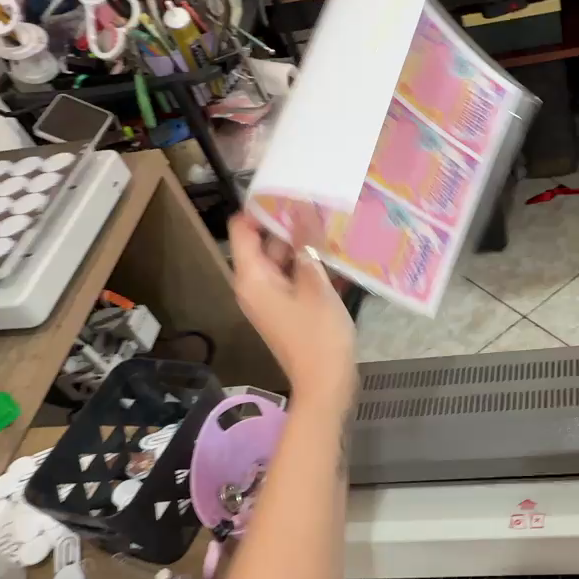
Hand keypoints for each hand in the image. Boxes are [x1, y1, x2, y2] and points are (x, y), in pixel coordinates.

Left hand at [228, 213, 355, 410]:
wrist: (326, 385)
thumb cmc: (319, 335)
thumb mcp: (315, 284)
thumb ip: (306, 244)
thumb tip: (299, 207)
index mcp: (252, 277)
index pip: (243, 228)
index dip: (262, 208)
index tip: (292, 193)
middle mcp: (254, 286)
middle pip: (264, 243)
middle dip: (290, 226)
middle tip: (321, 206)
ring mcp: (270, 300)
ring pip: (282, 262)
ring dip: (303, 248)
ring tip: (332, 228)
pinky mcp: (287, 311)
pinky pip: (292, 280)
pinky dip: (308, 269)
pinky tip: (335, 259)